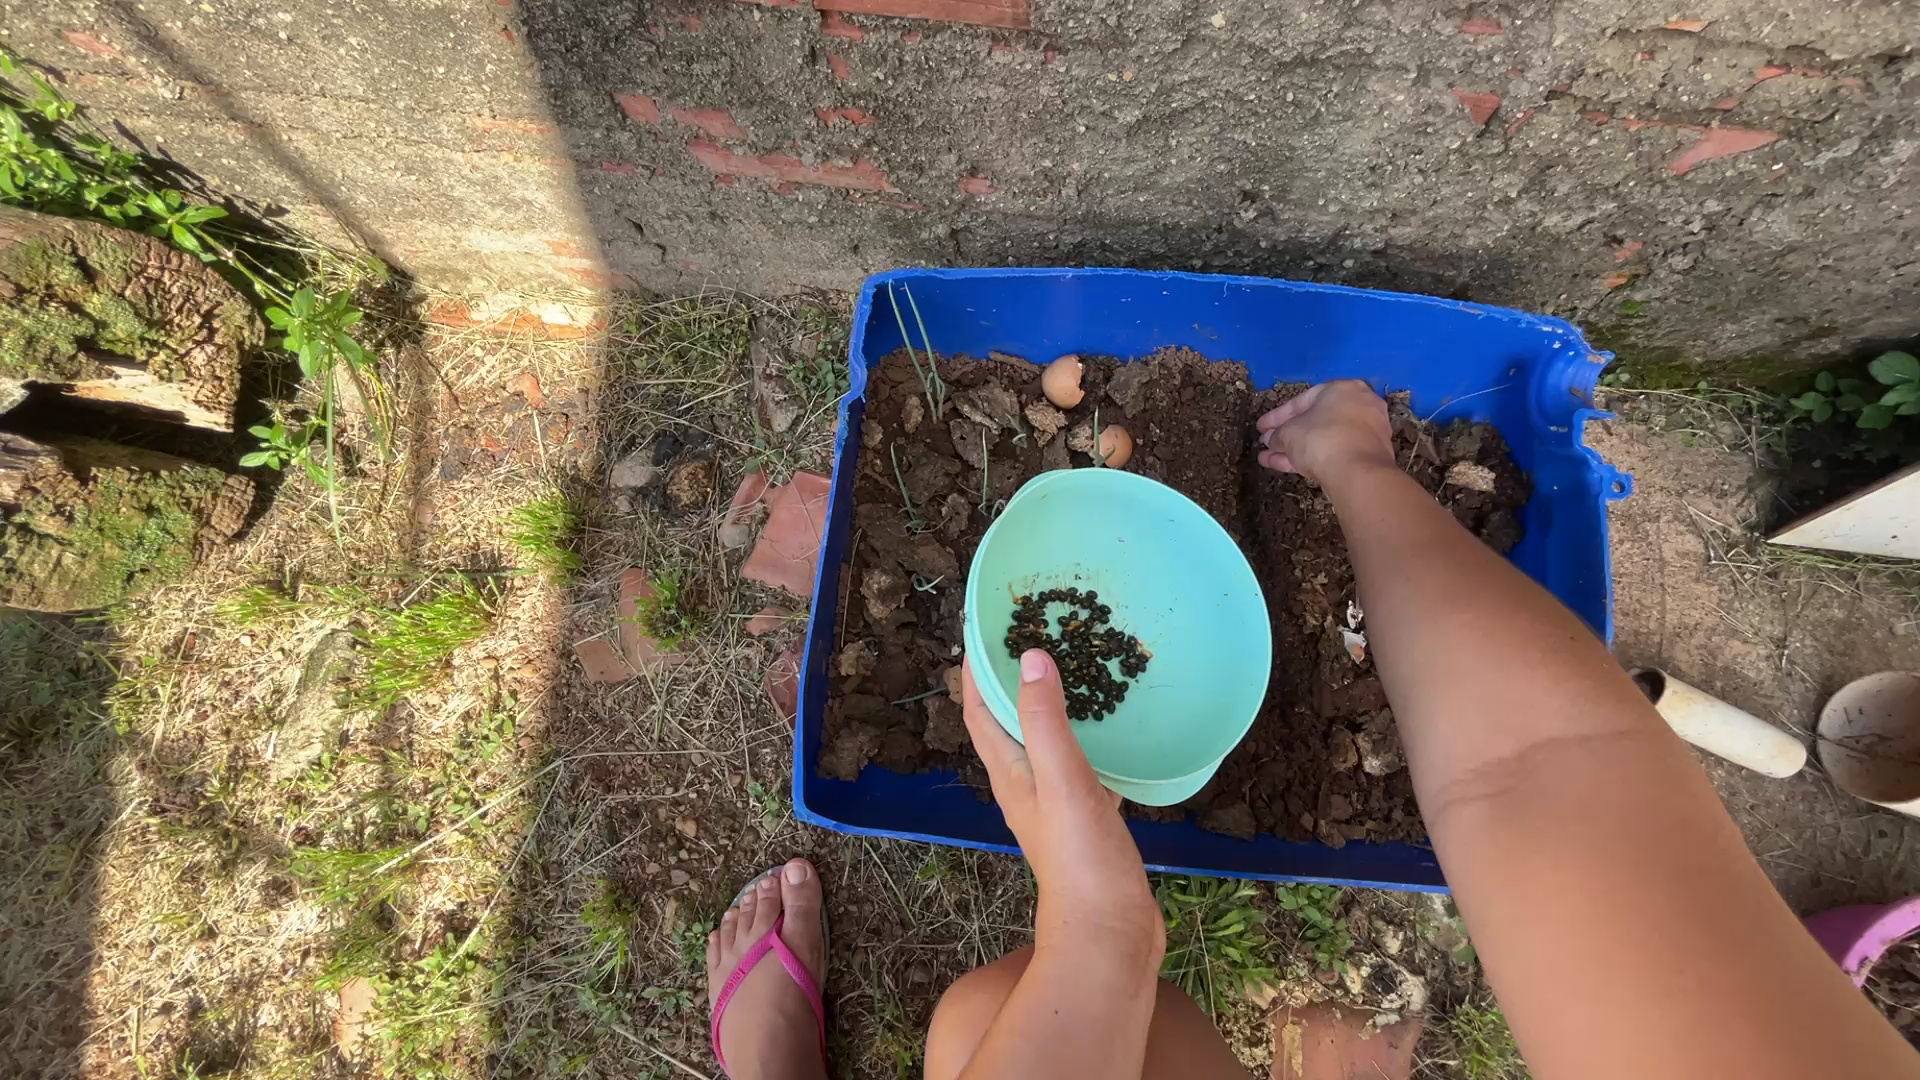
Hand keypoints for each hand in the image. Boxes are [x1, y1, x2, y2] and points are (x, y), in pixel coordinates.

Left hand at [961, 652, 1164, 969]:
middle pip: (1006, 719)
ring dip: (1048, 703)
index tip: (984, 627)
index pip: (977, 709)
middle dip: (1011, 677)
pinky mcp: (1082, 814)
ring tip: (1073, 668)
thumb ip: (1045, 720)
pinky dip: (1084, 734)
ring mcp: (1052, 800)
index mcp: (1008, 771)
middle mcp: (1023, 782)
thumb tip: (1029, 657)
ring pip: (1042, 738)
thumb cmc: (1082, 856)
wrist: (1110, 933)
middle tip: (1035, 636)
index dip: (975, 669)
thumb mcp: (1061, 779)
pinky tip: (1111, 725)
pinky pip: (1076, 760)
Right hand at [1254, 379, 1395, 483]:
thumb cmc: (1321, 439)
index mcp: (1342, 389)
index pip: (1302, 400)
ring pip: (1322, 438)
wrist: (1357, 472)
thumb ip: (1278, 434)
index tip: (1261, 427)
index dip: (1277, 416)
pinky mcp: (1367, 454)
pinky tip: (1283, 466)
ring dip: (1293, 448)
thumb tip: (1272, 439)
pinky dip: (1310, 457)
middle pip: (1314, 420)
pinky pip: (1332, 451)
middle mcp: (1359, 405)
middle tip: (1266, 442)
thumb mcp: (1288, 433)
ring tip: (1267, 458)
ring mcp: (1366, 431)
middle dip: (1286, 433)